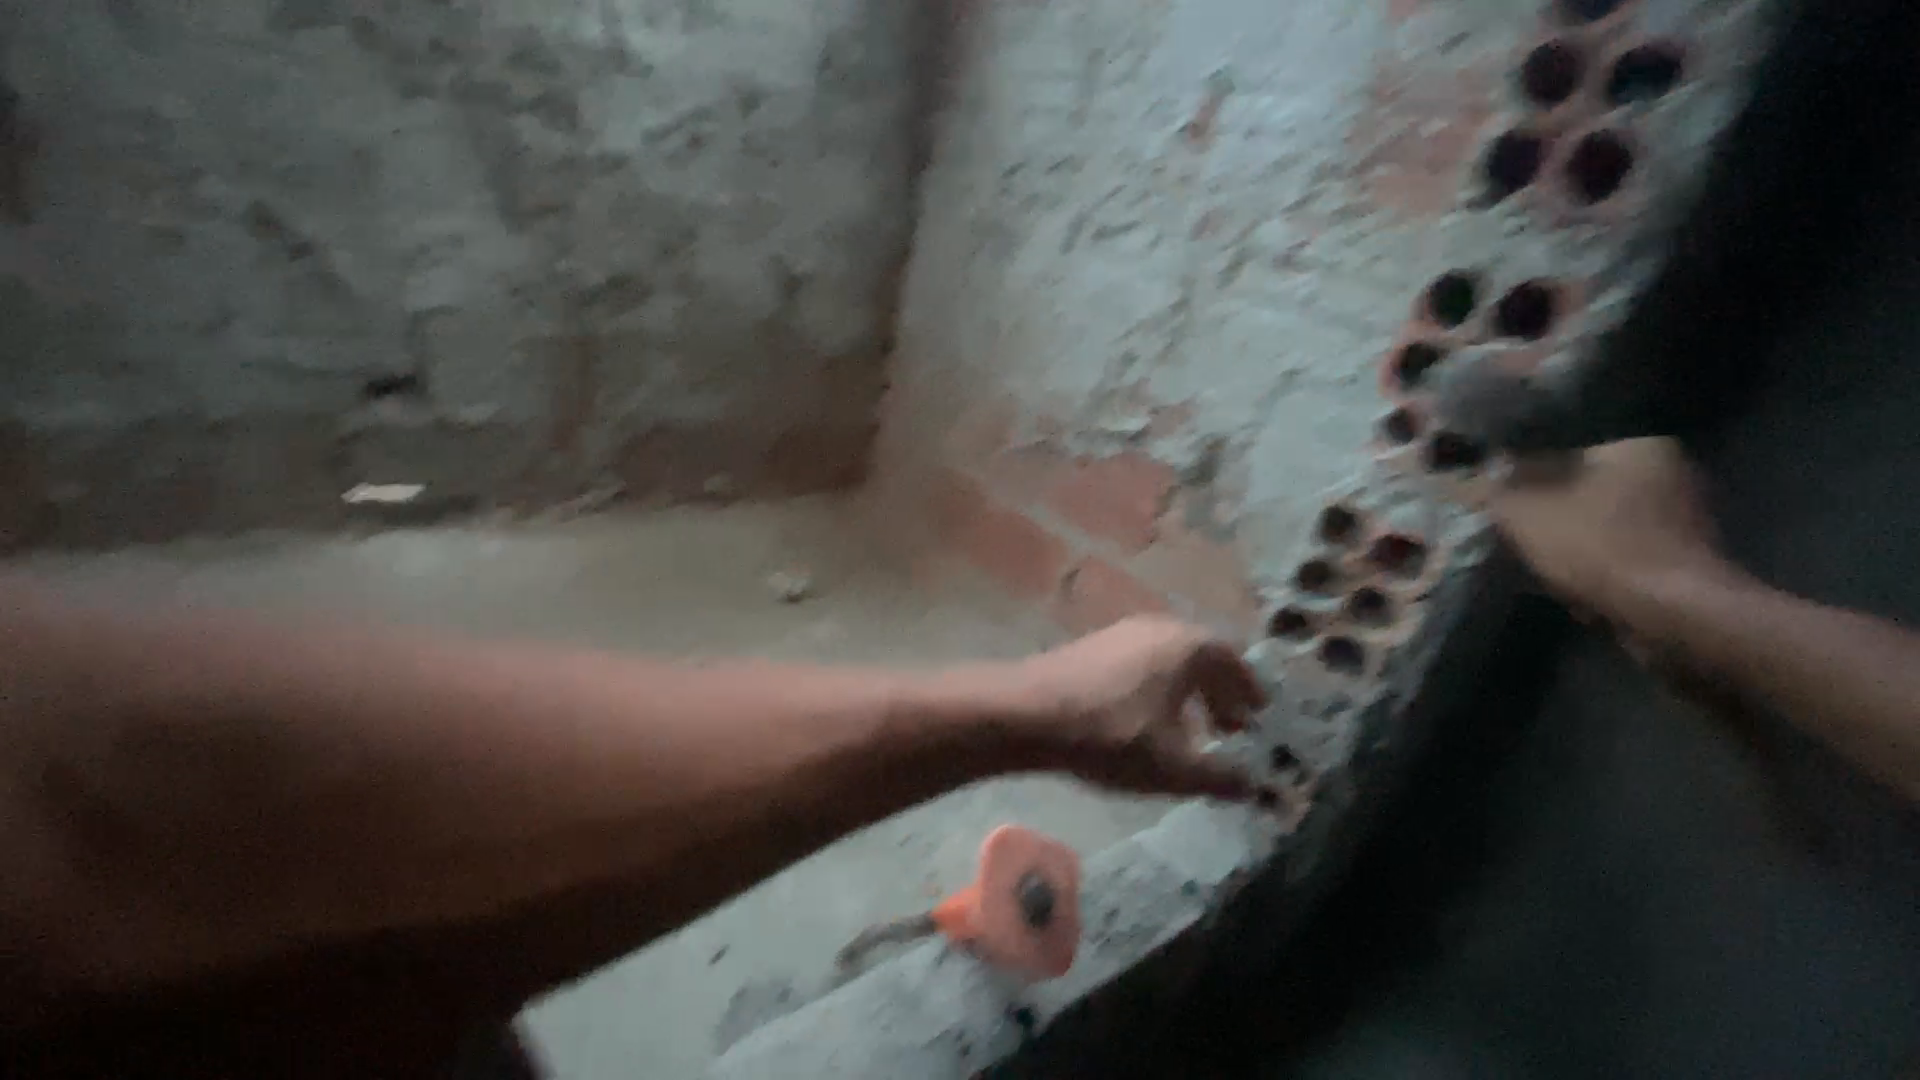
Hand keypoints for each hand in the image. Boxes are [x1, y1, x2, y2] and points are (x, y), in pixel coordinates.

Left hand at [1012, 616, 1267, 800]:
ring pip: (1168, 659)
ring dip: (1185, 691)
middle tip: (1229, 726)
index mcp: (1187, 645)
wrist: (1027, 714)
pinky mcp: (1090, 645)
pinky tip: (1144, 719)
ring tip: (1188, 729)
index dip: (1248, 691)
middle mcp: (1158, 627)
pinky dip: (1155, 687)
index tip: (1257, 716)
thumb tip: (1256, 788)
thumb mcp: (1173, 768)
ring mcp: (1120, 632)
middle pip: (1201, 657)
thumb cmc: (1111, 736)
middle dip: (1218, 693)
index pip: (1233, 662)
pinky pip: (1139, 662)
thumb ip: (1220, 778)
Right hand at [1491, 437, 1732, 622]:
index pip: (1561, 442)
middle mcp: (1667, 470)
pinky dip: (1591, 557)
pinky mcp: (1679, 555)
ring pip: (1597, 515)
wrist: (1671, 616)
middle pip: (1580, 480)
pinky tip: (1566, 576)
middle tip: (1506, 521)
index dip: (1519, 465)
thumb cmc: (1597, 547)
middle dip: (1543, 502)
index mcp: (1636, 445)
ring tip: (1530, 551)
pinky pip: (1617, 545)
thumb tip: (1470, 476)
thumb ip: (1492, 490)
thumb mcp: (1523, 513)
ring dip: (1565, 532)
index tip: (1492, 487)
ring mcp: (1680, 514)